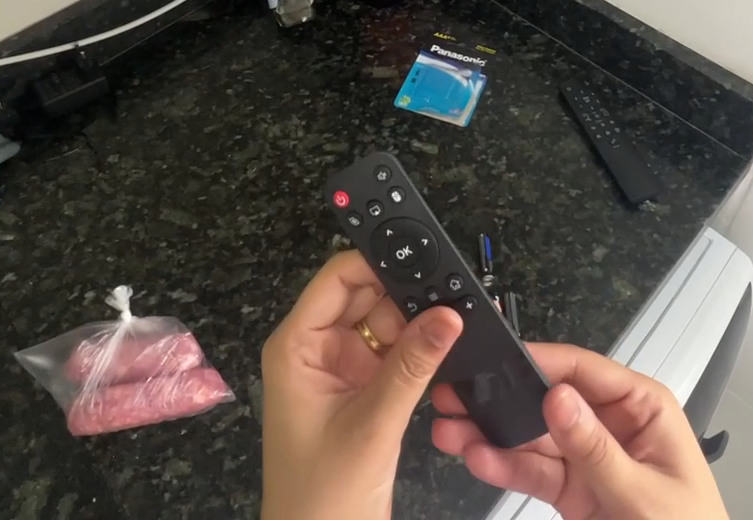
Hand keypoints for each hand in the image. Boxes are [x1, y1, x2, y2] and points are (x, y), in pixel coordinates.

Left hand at [261, 251, 463, 519]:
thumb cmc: (323, 496)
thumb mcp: (371, 425)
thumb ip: (412, 366)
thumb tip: (449, 315)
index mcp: (297, 345)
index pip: (337, 279)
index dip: (375, 262)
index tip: (421, 256)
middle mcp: (317, 348)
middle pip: (365, 295)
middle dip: (405, 291)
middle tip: (450, 288)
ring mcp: (342, 367)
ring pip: (385, 321)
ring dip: (417, 319)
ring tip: (455, 313)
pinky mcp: (364, 388)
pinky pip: (395, 351)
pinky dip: (419, 347)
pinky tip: (446, 341)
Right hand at [431, 343, 728, 519]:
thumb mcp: (646, 496)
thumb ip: (598, 451)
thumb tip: (558, 398)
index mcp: (641, 406)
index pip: (582, 369)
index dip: (539, 362)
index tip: (499, 360)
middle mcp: (611, 423)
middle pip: (548, 399)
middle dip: (502, 398)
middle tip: (458, 395)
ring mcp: (589, 456)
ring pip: (533, 435)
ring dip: (492, 434)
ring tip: (452, 431)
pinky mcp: (574, 489)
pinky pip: (535, 470)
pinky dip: (505, 466)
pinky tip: (479, 458)